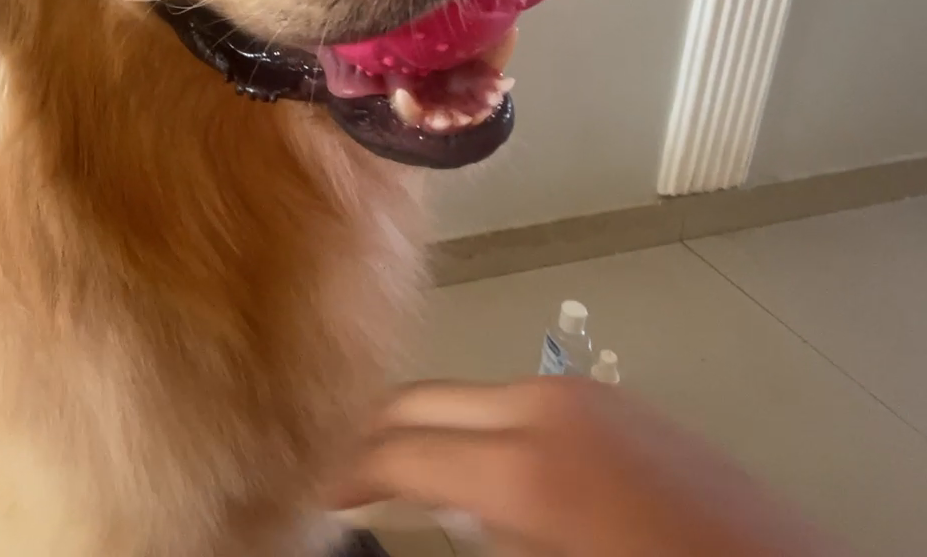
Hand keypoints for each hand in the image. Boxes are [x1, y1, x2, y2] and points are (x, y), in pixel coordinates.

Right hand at [330, 378, 841, 556]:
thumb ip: (482, 531)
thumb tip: (437, 510)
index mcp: (525, 466)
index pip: (402, 451)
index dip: (349, 471)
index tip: (316, 493)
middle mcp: (540, 407)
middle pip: (421, 399)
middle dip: (373, 433)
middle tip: (343, 470)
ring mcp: (579, 396)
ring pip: (467, 397)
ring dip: (428, 430)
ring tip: (406, 476)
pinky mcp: (610, 403)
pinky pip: (516, 406)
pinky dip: (479, 431)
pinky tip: (485, 475)